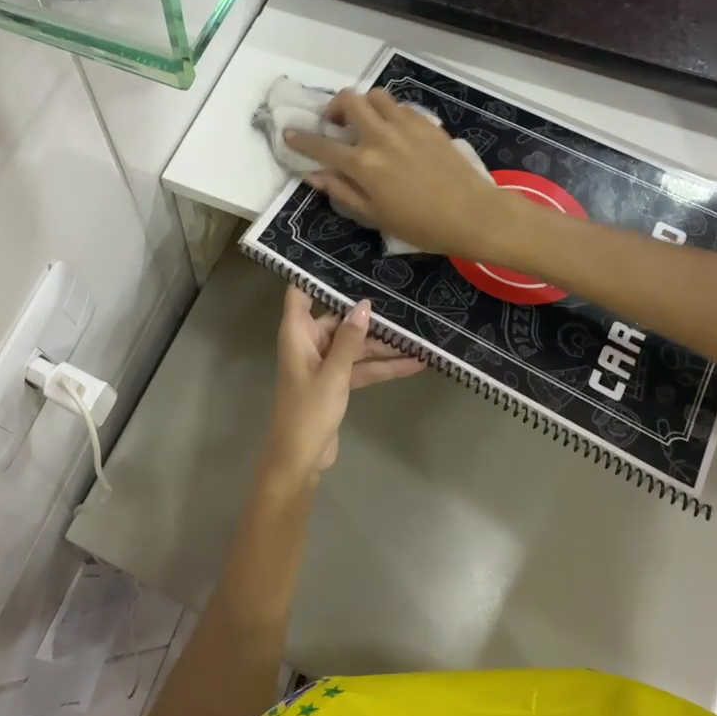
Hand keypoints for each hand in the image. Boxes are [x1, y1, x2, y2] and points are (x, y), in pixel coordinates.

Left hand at [266, 288, 424, 477]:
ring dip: (384, 343)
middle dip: (368, 311)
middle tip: (399, 291)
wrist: (300, 459)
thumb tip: (365, 305)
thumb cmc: (308, 412)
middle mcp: (309, 342)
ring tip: (419, 331)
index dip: (315, 273)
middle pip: (339, 318)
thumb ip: (350, 340)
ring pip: (356, 345)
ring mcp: (324, 363)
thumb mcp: (333, 374)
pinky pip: (362, 367)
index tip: (342, 256)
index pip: (300, 293)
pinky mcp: (337, 383)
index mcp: (297, 334)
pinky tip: (415, 362)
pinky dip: (384, 366)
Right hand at [285, 88, 514, 259]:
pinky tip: (393, 132)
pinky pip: (400, 106)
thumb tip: (315, 176)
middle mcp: (381, 137)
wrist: (473, 214)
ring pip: (376, 96)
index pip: (321, 145)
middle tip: (335, 125)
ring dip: (363, 105)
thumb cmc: (421, 225)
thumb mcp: (374, 216)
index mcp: (363, 164)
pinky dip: (389, 113)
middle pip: (349, 100)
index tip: (289, 133)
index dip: (301, 139)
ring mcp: (406, 126)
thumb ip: (342, 191)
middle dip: (334, 108)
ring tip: (365, 124)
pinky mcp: (427, 124)